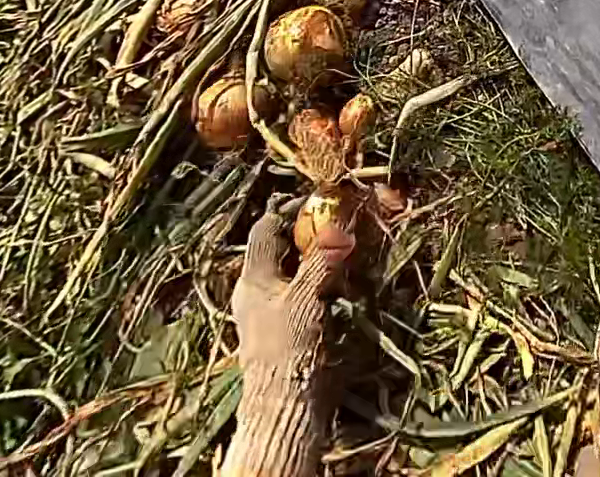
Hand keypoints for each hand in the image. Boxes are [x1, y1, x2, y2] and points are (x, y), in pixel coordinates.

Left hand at [232, 197, 353, 373]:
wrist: (284, 401)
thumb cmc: (286, 345)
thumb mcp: (306, 296)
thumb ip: (322, 258)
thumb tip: (341, 225)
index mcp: (253, 277)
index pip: (266, 227)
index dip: (290, 208)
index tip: (321, 199)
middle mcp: (258, 287)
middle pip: (283, 244)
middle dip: (311, 230)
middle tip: (341, 220)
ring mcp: (271, 306)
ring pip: (295, 264)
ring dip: (320, 252)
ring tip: (347, 244)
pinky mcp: (287, 321)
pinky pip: (305, 284)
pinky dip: (323, 273)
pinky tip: (343, 275)